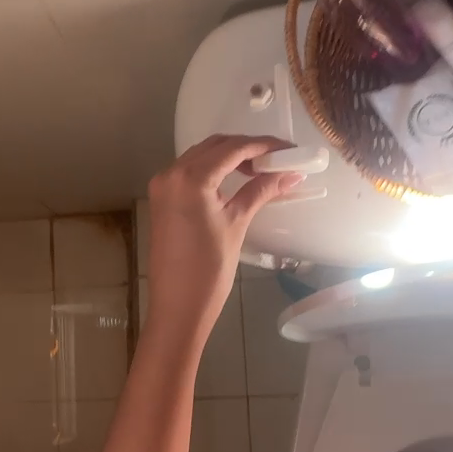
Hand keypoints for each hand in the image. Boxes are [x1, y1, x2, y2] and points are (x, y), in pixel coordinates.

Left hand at [144, 135, 300, 343]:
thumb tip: (291, 174)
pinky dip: (213, 170)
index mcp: (190, 178)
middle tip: (277, 158)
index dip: (263, 145)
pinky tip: (235, 180)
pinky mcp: (161, 199)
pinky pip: (189, 172)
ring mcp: (162, 186)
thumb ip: (261, 191)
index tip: (289, 149)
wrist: (178, 305)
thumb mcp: (237, 223)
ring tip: (260, 169)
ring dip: (229, 157)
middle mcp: (170, 174)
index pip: (232, 148)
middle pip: (214, 146)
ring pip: (200, 156)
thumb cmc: (210, 269)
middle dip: (246, 148)